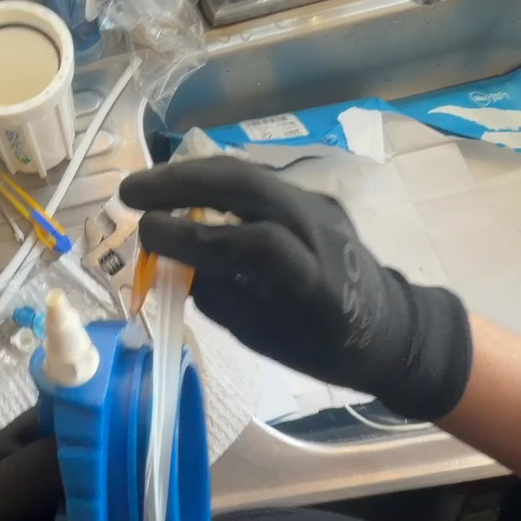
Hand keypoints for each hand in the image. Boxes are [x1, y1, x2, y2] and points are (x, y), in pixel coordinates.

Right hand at [119, 156, 472, 421]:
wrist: (391, 328)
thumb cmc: (321, 348)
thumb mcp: (261, 336)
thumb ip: (213, 291)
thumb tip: (166, 254)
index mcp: (316, 286)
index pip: (253, 244)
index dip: (192, 236)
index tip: (144, 234)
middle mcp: (320, 233)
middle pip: (246, 187)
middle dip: (179, 184)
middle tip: (129, 193)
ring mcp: (317, 204)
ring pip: (245, 172)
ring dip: (187, 175)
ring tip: (146, 186)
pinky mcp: (309, 192)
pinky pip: (250, 177)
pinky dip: (207, 178)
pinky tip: (180, 187)